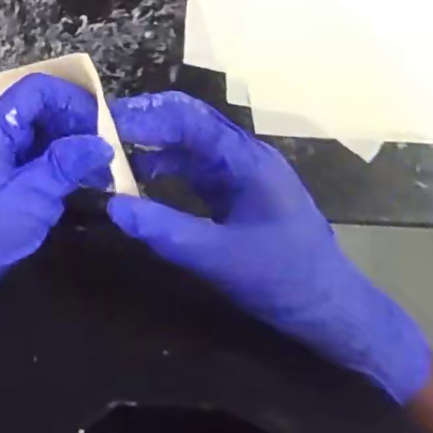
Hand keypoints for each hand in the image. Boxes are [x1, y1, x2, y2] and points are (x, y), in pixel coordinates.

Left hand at [0, 73, 115, 379]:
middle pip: (42, 107)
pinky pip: (37, 152)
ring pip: (43, 130)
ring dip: (72, 146)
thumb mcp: (30, 198)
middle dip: (77, 125)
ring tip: (99, 174)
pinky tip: (81, 183)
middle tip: (105, 157)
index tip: (101, 128)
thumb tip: (102, 141)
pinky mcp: (4, 171)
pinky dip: (60, 162)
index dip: (71, 100)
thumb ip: (65, 165)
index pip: (36, 88)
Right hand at [105, 92, 430, 402]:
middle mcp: (243, 156)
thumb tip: (111, 206)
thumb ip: (166, 231)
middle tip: (98, 127)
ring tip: (108, 150)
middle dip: (143, 119)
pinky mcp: (232, 189)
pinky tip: (134, 177)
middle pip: (187, 119)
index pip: (189, 120)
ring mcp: (238, 171)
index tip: (103, 124)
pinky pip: (189, 164)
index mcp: (248, 161)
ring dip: (148, 141)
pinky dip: (159, 165)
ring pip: (185, 140)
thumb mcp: (220, 260)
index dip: (145, 117)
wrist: (334, 316)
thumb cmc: (285, 283)